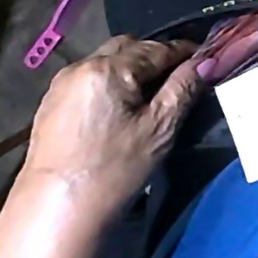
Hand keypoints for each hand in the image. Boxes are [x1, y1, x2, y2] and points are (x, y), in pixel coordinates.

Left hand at [0, 36, 202, 257]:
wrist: (56, 210)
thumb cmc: (114, 170)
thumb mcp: (159, 130)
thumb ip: (183, 89)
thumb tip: (207, 60)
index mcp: (109, 68)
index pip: (155, 48)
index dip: (183, 51)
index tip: (205, 58)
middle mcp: (81, 65)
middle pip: (127, 47)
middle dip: (154, 55)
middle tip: (178, 76)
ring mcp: (61, 84)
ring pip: (105, 61)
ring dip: (130, 68)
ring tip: (149, 94)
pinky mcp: (51, 104)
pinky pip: (88, 79)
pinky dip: (109, 83)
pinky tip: (118, 108)